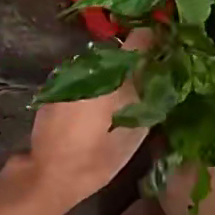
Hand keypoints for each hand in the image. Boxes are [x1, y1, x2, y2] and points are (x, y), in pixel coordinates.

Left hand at [26, 31, 152, 205]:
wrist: (49, 174)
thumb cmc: (96, 160)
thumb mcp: (133, 135)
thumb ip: (148, 102)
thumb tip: (161, 80)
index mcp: (112, 77)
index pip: (139, 40)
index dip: (154, 40)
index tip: (165, 47)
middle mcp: (89, 69)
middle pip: (118, 52)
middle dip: (134, 61)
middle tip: (147, 78)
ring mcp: (69, 76)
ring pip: (99, 64)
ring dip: (112, 73)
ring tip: (122, 94)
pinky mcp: (55, 88)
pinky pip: (83, 77)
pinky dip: (94, 84)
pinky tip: (97, 106)